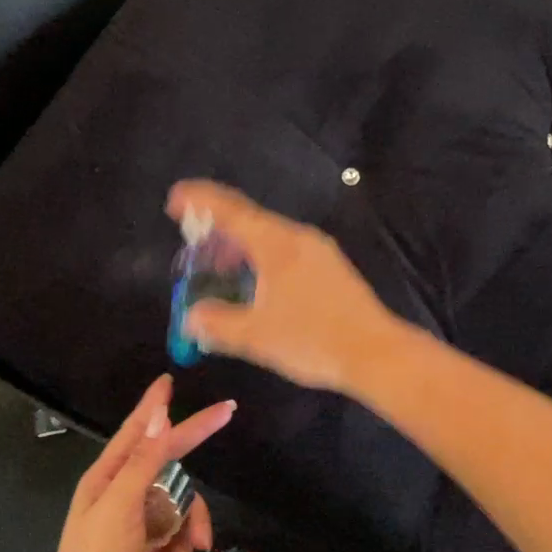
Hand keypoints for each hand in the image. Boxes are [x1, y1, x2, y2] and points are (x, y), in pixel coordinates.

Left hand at [21, 376, 233, 551]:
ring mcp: (136, 527)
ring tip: (189, 550)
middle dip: (191, 473)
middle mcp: (121, 496)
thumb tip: (160, 415)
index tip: (172, 380)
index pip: (139, 431)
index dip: (157, 406)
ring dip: (189, 527)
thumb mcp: (120, 507)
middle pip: (169, 468)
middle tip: (226, 419)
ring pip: (180, 505)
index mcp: (106, 478)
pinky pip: (178, 538)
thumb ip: (143, 461)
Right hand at [167, 180, 406, 392]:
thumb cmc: (313, 339)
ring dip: (239, 247)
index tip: (176, 199)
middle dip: (217, 230)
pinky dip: (259, 258)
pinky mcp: (329, 268)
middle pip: (249, 221)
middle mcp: (297, 238)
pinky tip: (253, 284)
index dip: (201, 202)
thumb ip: (218, 324)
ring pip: (268, 237)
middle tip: (192, 245)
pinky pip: (284, 251)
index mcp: (276, 245)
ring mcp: (317, 251)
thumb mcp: (257, 336)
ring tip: (217, 269)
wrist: (375, 352)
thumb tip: (191, 317)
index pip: (231, 212)